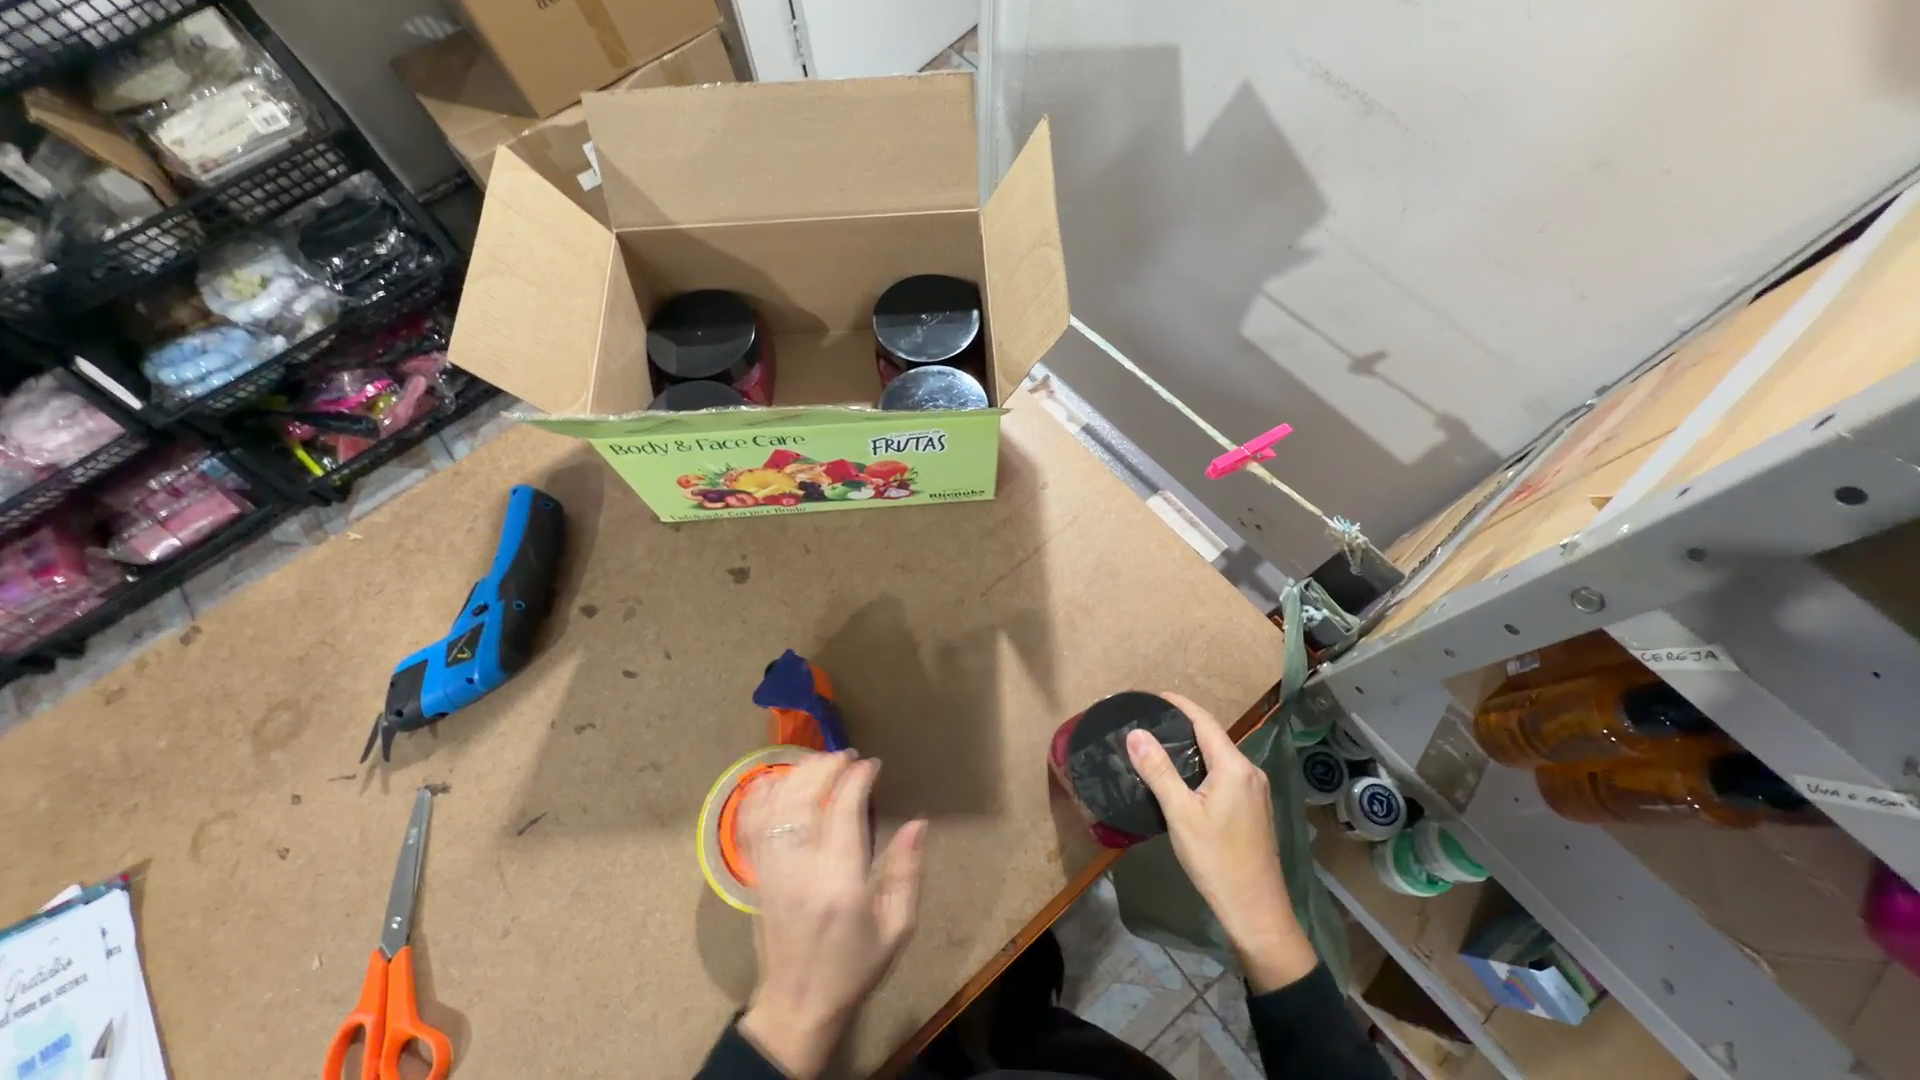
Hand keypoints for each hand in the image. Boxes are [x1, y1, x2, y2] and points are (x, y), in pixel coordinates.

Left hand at [736, 751, 927, 1078]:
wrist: (798, 1004)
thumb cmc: (855, 966)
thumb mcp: (897, 927)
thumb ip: (907, 871)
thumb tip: (918, 823)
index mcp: (840, 882)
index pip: (844, 811)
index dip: (858, 779)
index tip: (872, 765)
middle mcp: (801, 869)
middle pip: (804, 798)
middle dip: (825, 767)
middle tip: (846, 757)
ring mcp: (771, 871)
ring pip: (775, 805)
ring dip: (796, 775)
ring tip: (819, 764)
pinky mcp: (755, 875)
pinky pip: (749, 825)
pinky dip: (760, 796)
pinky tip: (776, 781)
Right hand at [1126, 693, 1316, 992]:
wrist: (1255, 909)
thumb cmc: (1216, 860)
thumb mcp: (1180, 814)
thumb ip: (1158, 771)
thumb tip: (1136, 733)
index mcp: (1235, 767)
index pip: (1204, 721)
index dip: (1179, 705)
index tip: (1153, 696)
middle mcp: (1250, 772)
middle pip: (1214, 737)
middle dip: (1183, 725)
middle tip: (1149, 721)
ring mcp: (1256, 791)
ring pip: (1220, 757)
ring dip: (1193, 747)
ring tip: (1159, 745)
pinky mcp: (1255, 809)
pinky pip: (1226, 774)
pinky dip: (1203, 766)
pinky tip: (1183, 778)